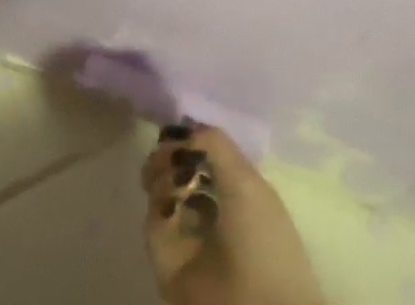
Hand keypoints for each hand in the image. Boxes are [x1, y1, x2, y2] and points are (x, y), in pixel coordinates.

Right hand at [143, 124, 326, 304]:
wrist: (253, 304)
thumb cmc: (260, 236)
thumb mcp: (246, 180)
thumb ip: (215, 144)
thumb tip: (185, 126)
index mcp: (239, 188)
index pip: (206, 153)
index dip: (191, 137)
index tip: (180, 127)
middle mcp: (211, 205)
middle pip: (179, 166)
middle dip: (171, 151)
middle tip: (169, 148)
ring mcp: (186, 229)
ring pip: (162, 186)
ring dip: (162, 172)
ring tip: (172, 174)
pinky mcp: (163, 252)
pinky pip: (153, 216)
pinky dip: (158, 200)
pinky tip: (171, 198)